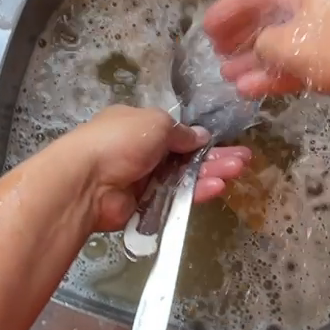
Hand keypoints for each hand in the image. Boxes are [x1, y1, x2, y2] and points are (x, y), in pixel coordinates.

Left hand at [51, 106, 250, 232]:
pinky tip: (217, 187)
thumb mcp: (155, 123)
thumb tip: (200, 136)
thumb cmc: (119, 140)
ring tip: (236, 171)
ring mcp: (144, 180)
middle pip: (184, 157)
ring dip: (210, 174)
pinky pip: (175, 198)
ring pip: (184, 178)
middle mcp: (141, 152)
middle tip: (242, 159)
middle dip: (213, 157)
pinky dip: (196, 192)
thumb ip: (181, 132)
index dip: (200, 138)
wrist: (87, 181)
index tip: (225, 141)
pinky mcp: (146, 206)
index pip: (175, 132)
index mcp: (139, 125)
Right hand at [201, 0, 329, 121]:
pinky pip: (311, 54)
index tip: (204, 31)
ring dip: (260, 59)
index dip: (226, 11)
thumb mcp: (296, 46)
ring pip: (291, 37)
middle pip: (273, 11)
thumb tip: (258, 48)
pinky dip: (285, 69)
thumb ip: (264, 45)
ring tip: (233, 79)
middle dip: (243, 37)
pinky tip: (260, 88)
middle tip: (218, 55)